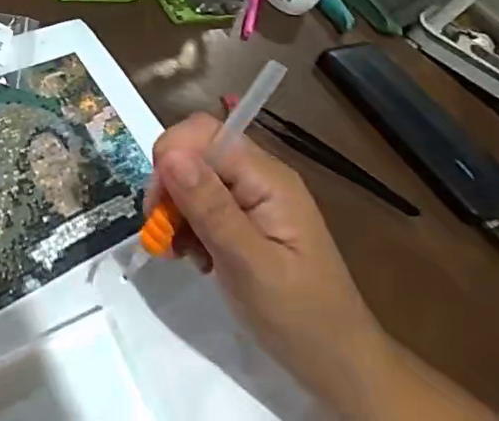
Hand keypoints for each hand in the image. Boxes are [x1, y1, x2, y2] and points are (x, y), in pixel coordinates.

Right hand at [147, 113, 386, 397]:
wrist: (340, 365)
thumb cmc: (300, 316)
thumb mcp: (251, 265)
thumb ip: (210, 207)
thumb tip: (171, 154)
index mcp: (267, 178)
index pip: (204, 133)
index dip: (172, 157)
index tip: (159, 206)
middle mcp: (258, 177)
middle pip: (195, 153)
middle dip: (168, 187)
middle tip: (163, 235)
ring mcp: (252, 198)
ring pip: (192, 178)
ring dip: (175, 210)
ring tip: (180, 253)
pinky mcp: (243, 219)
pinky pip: (201, 203)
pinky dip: (187, 225)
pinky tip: (195, 257)